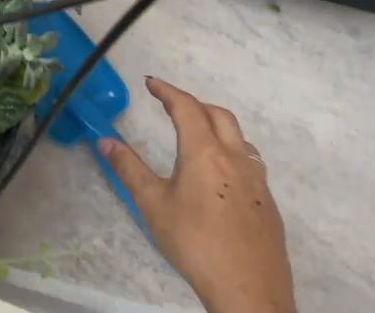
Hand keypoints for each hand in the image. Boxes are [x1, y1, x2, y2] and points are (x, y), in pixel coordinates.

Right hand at [101, 77, 295, 312]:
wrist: (250, 293)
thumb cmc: (195, 242)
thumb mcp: (152, 204)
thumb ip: (129, 168)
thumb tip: (105, 140)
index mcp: (205, 154)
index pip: (187, 108)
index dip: (167, 90)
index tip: (150, 82)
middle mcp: (236, 161)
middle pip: (220, 116)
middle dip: (194, 104)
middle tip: (170, 106)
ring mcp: (259, 184)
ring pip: (240, 139)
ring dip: (216, 127)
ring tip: (195, 135)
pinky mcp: (269, 207)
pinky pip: (250, 164)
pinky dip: (230, 152)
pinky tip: (217, 176)